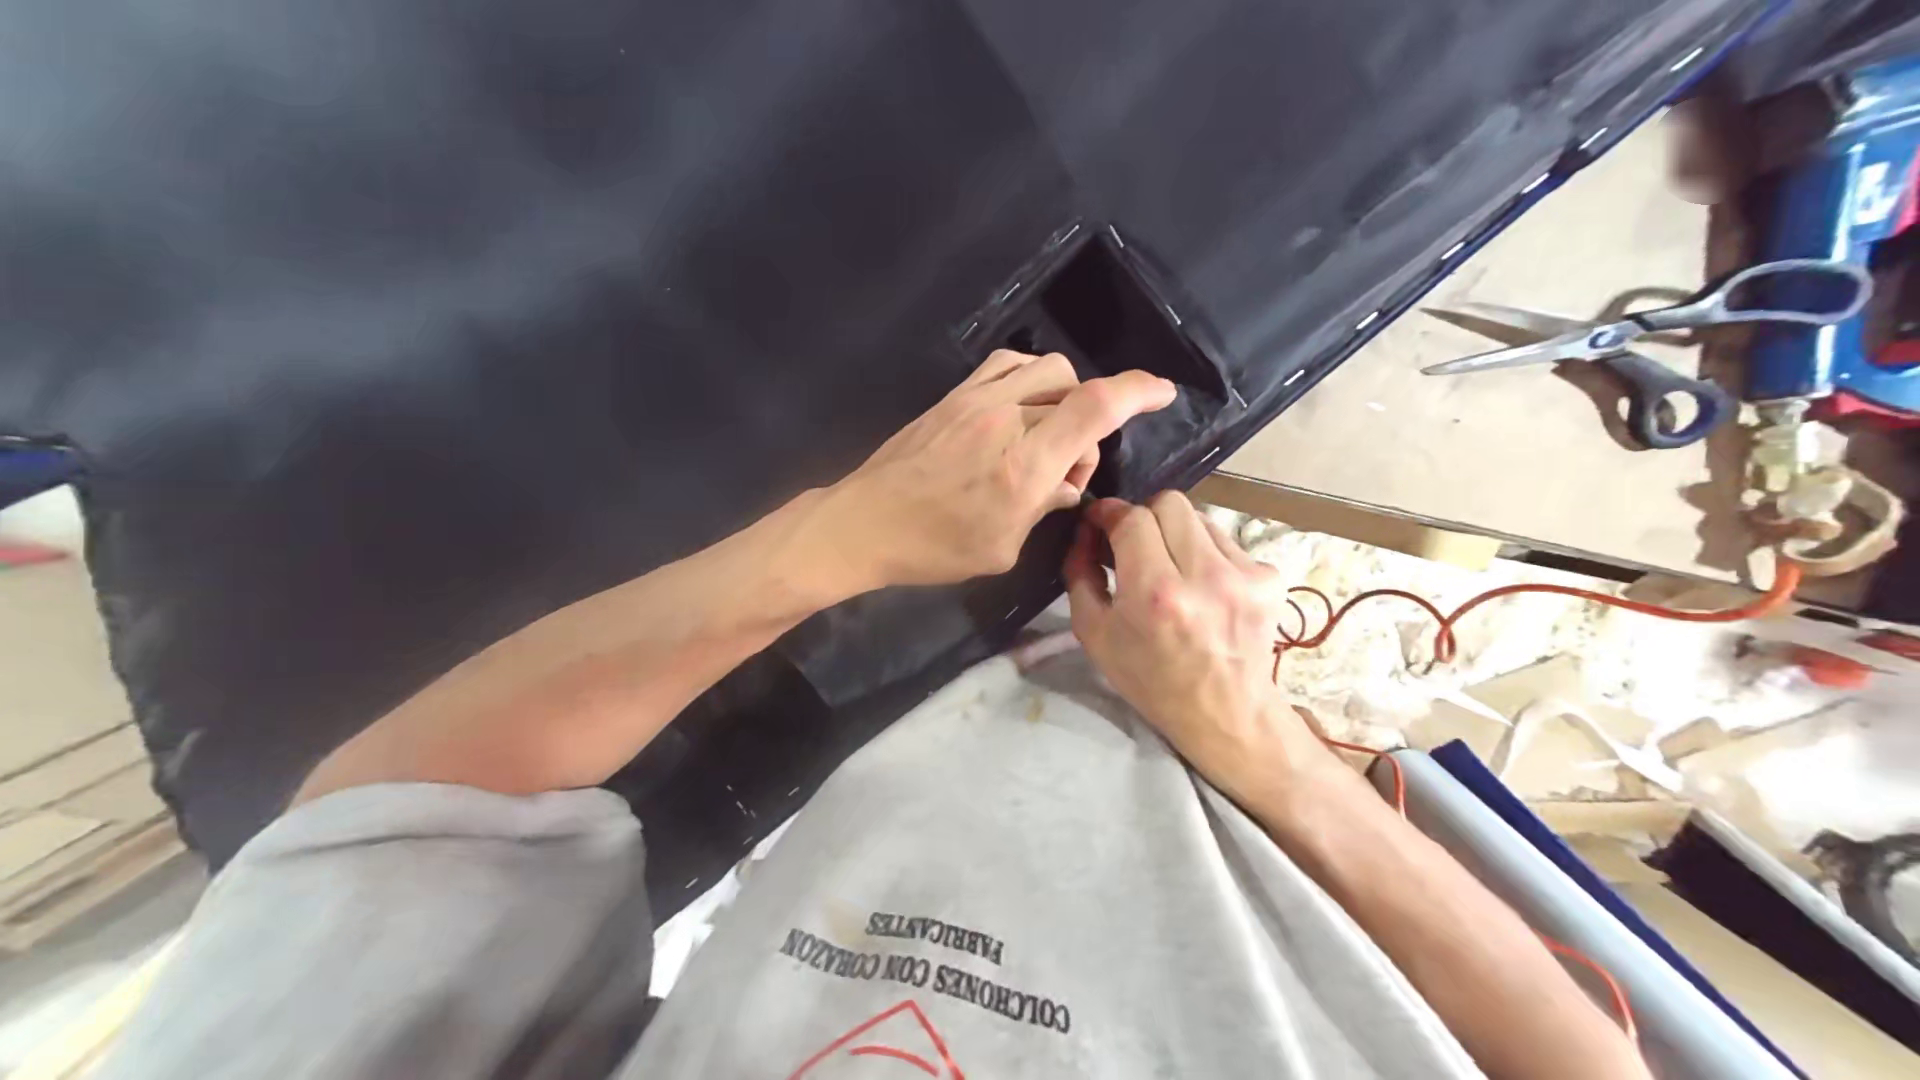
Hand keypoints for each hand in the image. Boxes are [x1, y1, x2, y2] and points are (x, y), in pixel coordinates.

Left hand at [821, 351, 1175, 588]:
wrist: (865, 523)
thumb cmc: (933, 547)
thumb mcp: (1002, 547)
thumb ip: (1044, 510)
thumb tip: (1067, 487)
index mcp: (1025, 465)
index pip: (1096, 408)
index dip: (1139, 392)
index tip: (1162, 393)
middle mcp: (1006, 419)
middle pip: (1076, 390)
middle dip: (1090, 426)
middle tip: (1065, 470)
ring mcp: (976, 400)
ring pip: (1046, 368)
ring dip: (1064, 395)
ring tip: (1046, 435)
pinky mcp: (953, 396)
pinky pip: (1007, 364)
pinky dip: (1030, 378)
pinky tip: (1019, 409)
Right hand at [1063, 492, 1333, 803]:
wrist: (1226, 712)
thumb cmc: (1151, 679)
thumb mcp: (1094, 635)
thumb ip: (1080, 574)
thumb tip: (1085, 532)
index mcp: (1155, 593)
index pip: (1132, 518)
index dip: (1110, 512)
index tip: (1100, 521)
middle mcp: (1204, 576)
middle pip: (1168, 503)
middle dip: (1143, 516)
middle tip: (1134, 543)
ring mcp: (1244, 574)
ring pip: (1198, 517)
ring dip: (1175, 533)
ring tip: (1171, 567)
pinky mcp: (1269, 576)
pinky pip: (1224, 540)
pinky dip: (1204, 552)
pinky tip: (1201, 584)